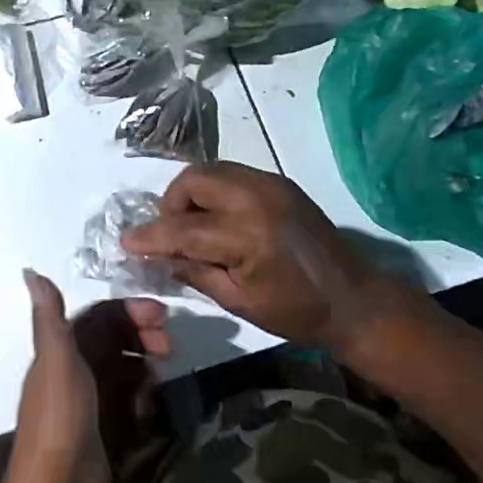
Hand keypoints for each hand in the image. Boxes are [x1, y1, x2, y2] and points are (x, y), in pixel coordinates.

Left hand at [9, 271, 170, 482]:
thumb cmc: (59, 417)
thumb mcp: (56, 360)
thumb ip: (50, 317)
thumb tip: (29, 271)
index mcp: (61, 349)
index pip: (99, 317)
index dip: (129, 310)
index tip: (161, 314)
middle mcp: (74, 367)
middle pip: (114, 338)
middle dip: (142, 333)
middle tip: (170, 342)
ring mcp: (89, 396)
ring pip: (122, 364)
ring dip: (145, 358)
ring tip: (167, 363)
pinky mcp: (102, 422)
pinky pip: (127, 394)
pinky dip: (142, 388)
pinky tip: (153, 394)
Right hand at [121, 162, 419, 352]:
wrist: (355, 299)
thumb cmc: (297, 312)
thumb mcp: (239, 302)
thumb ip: (195, 273)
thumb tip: (159, 257)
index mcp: (247, 235)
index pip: (184, 228)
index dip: (151, 235)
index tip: (127, 241)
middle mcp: (256, 198)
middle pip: (193, 181)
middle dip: (171, 204)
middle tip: (170, 234)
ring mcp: (271, 184)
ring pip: (211, 170)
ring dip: (192, 193)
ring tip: (193, 226)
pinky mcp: (280, 182)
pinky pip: (232, 173)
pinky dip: (214, 190)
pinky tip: (218, 218)